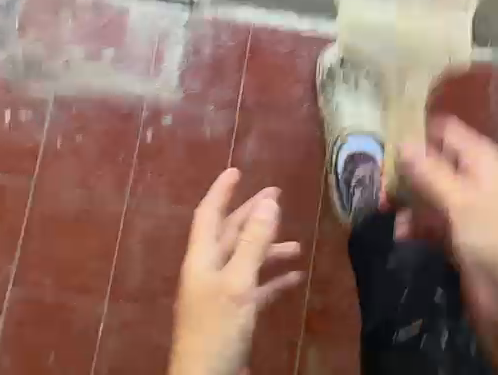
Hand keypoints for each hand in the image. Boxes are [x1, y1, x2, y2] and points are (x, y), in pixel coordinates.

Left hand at [168, 168, 306, 374]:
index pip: (209, 214)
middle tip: (276, 194)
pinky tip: (294, 279)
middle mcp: (209, 271)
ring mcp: (220, 295)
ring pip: (246, 261)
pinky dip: (273, 281)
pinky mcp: (234, 317)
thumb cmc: (217, 328)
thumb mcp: (237, 282)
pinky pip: (255, 290)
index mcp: (201, 258)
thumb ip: (253, 242)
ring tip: (296, 244)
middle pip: (230, 234)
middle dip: (252, 214)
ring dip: (268, 250)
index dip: (222, 191)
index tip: (237, 170)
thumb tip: (269, 201)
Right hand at [396, 117, 497, 366]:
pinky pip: (429, 221)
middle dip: (404, 169)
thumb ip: (429, 171)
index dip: (416, 131)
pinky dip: (414, 225)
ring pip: (427, 191)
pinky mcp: (456, 236)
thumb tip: (401, 142)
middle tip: (374, 176)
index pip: (444, 130)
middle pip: (431, 161)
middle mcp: (471, 176)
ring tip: (381, 206)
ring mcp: (463, 207)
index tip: (383, 137)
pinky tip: (399, 233)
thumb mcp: (460, 201)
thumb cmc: (494, 240)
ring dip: (406, 199)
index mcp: (480, 159)